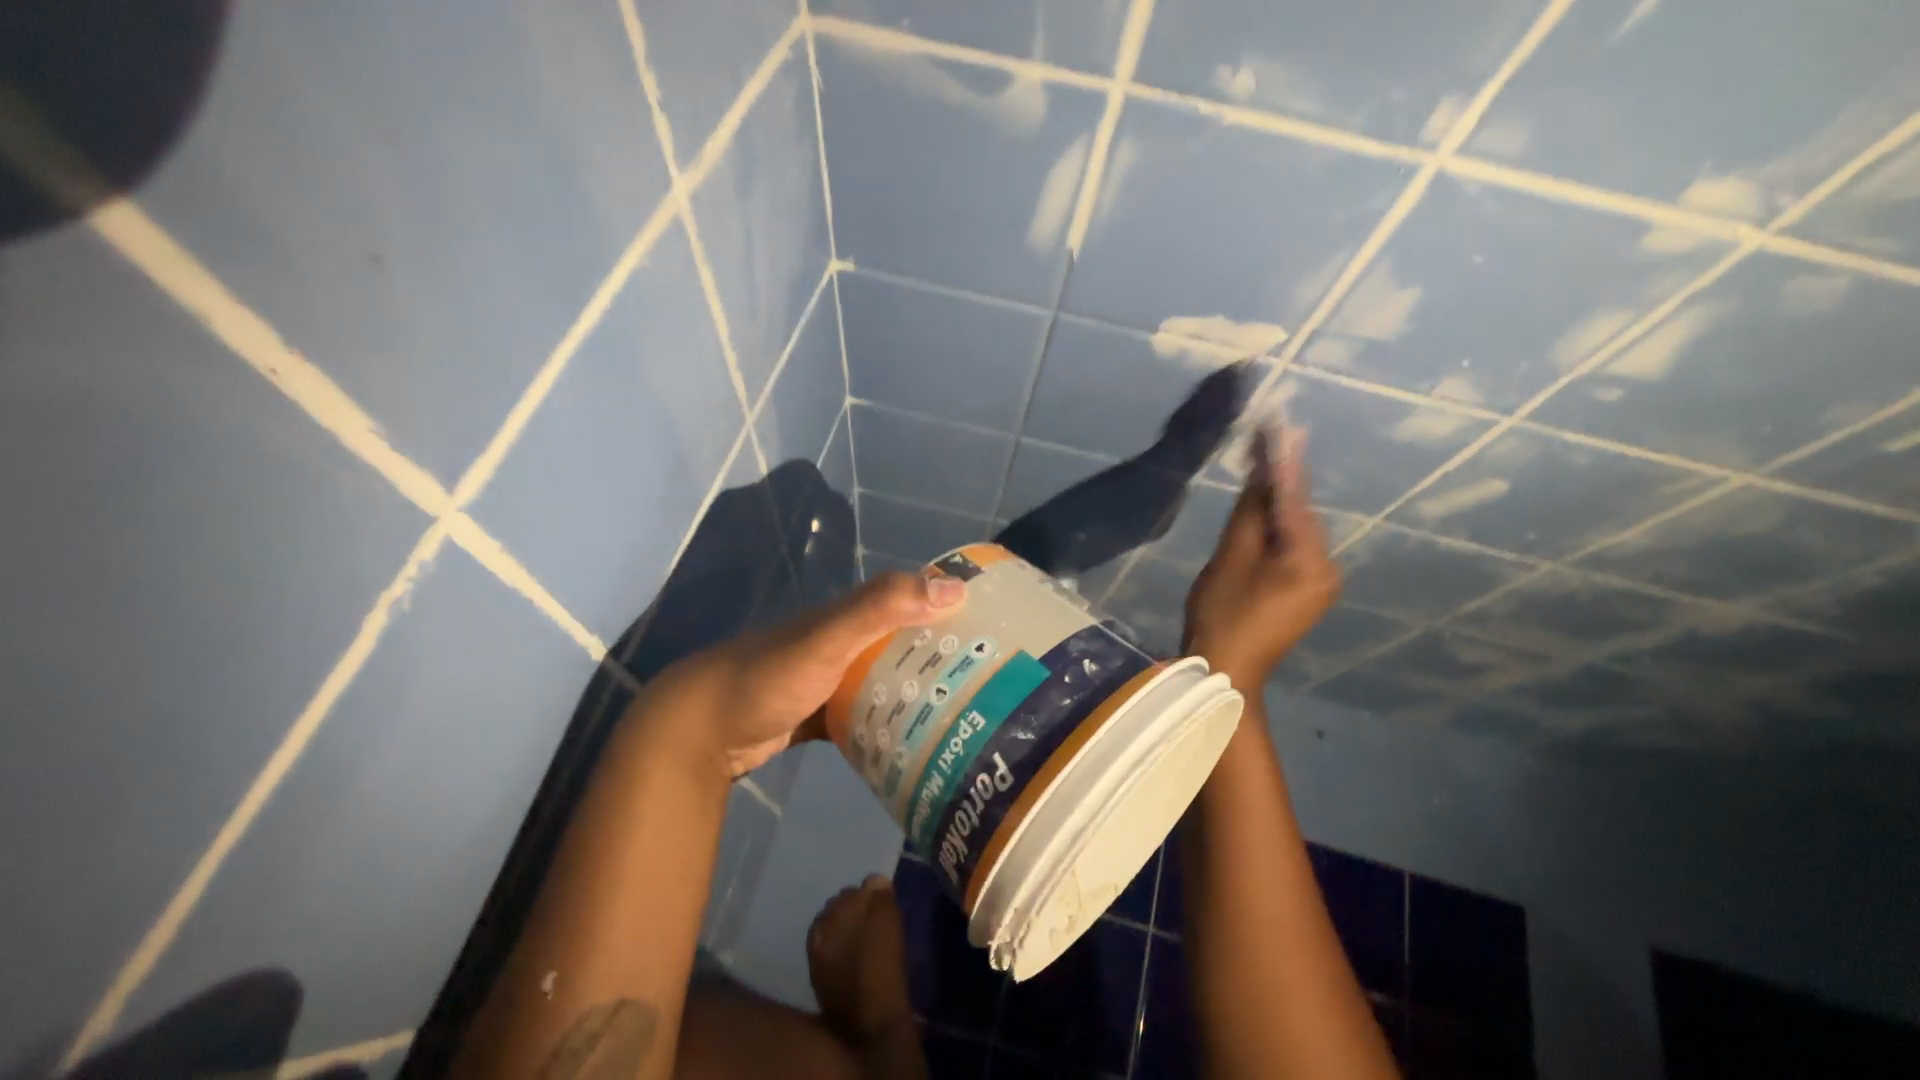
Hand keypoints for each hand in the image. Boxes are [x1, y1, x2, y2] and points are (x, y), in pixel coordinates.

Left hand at [642, 572, 966, 777]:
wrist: (700, 730)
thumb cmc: (766, 677)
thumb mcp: (827, 638)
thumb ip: (881, 608)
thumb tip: (954, 586)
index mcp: (849, 616)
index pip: (911, 599)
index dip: (951, 602)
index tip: (1000, 623)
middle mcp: (844, 643)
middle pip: (904, 642)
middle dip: (945, 653)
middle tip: (996, 679)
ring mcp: (831, 681)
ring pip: (887, 681)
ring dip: (921, 691)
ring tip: (970, 714)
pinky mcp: (820, 717)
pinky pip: (867, 716)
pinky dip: (891, 724)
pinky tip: (921, 743)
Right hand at [1183, 429, 1339, 686]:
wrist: (1228, 670)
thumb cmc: (1223, 615)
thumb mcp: (1231, 558)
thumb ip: (1250, 512)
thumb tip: (1262, 471)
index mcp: (1310, 560)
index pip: (1295, 498)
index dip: (1284, 460)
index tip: (1280, 424)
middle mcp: (1328, 567)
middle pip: (1300, 513)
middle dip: (1280, 481)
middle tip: (1262, 442)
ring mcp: (1322, 582)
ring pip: (1297, 530)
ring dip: (1278, 504)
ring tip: (1257, 470)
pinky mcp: (1309, 591)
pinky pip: (1295, 547)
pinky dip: (1279, 529)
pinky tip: (1261, 514)